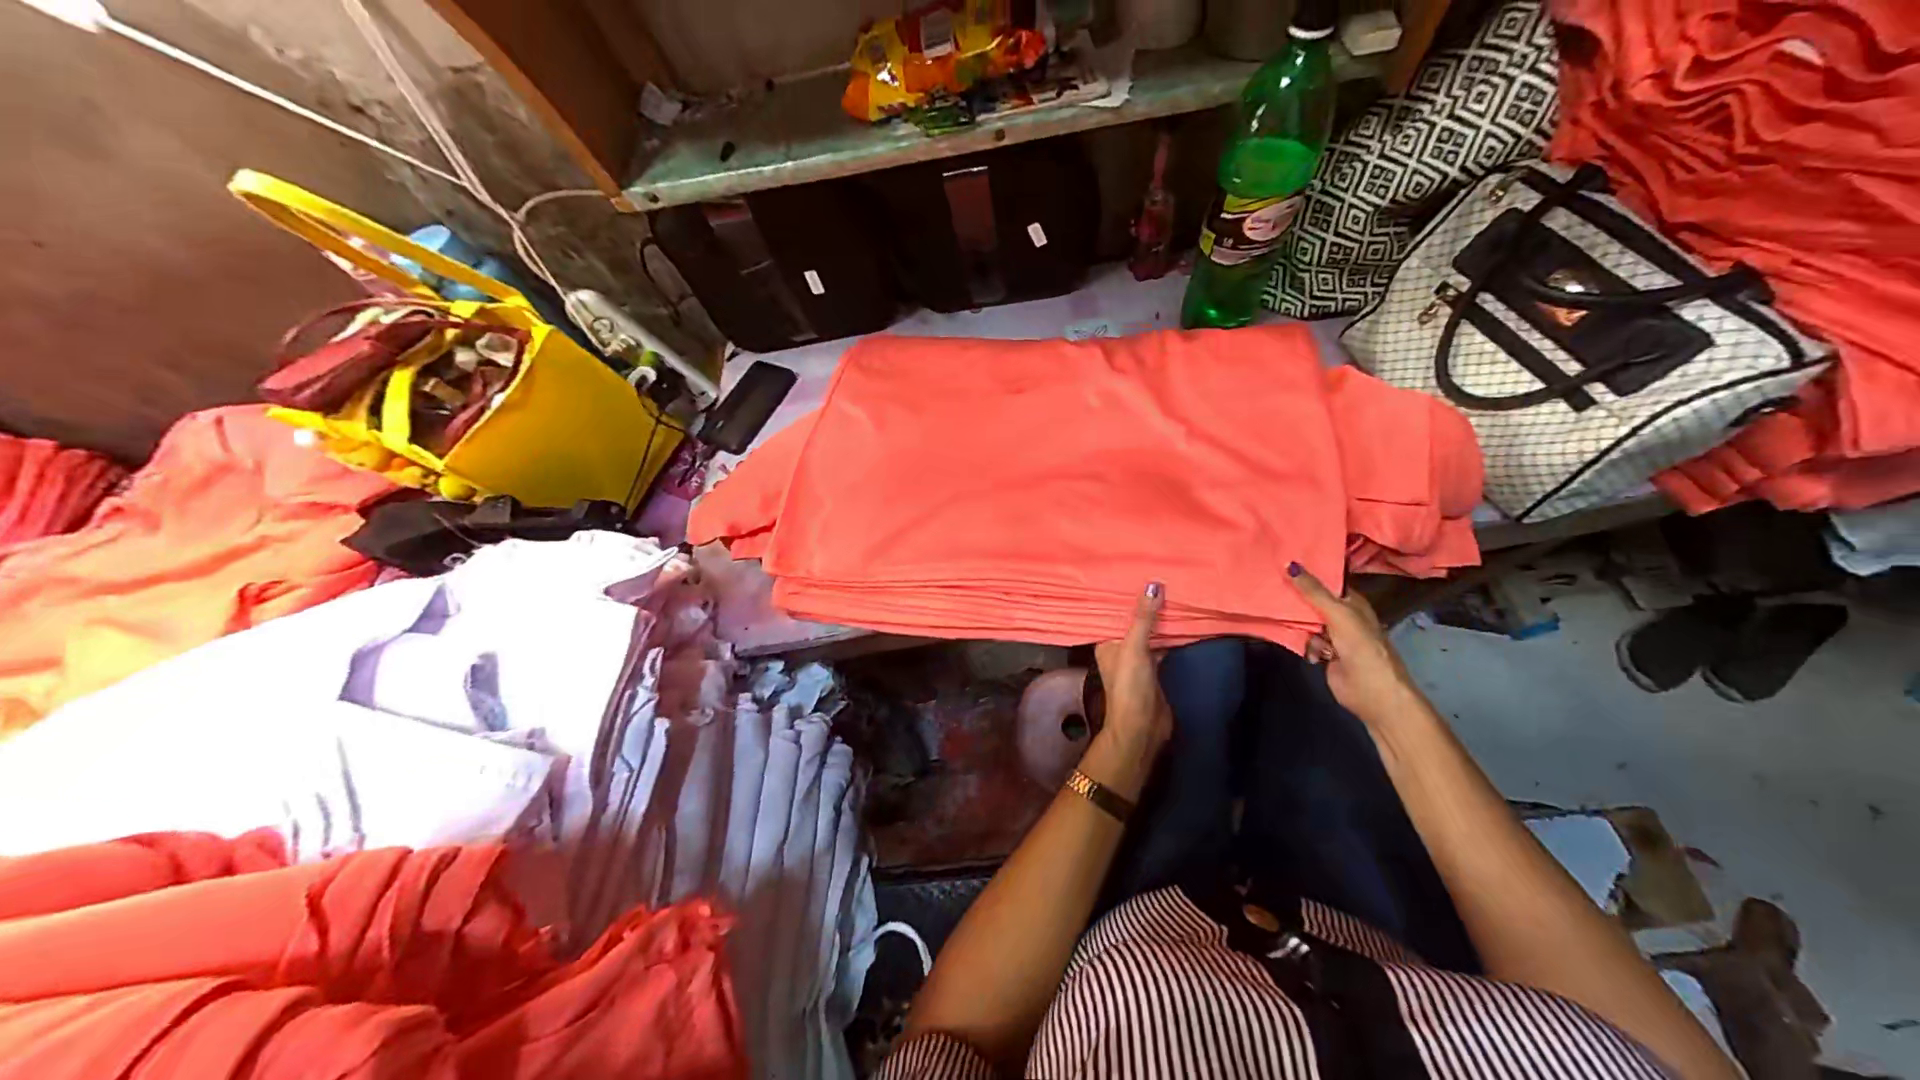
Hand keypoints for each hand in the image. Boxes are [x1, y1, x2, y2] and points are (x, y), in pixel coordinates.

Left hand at [1083, 583, 1172, 795]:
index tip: (1136, 571)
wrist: (1143, 727)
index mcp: (1105, 641)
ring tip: (1174, 589)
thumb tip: (1153, 585)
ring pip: (1148, 632)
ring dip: (1159, 617)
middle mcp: (1119, 648)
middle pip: (1132, 621)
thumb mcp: (1134, 647)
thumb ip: (1143, 618)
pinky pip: (1162, 644)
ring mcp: (1137, 658)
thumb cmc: (1130, 686)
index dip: (1122, 595)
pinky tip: (1182, 617)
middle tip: (1162, 575)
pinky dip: (1170, 633)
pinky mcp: (1154, 668)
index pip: (1112, 612)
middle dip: (1144, 604)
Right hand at [1289, 563, 1423, 726]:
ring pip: (1306, 622)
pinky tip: (1312, 654)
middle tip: (1272, 590)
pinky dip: (1305, 646)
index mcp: (1352, 602)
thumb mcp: (1338, 615)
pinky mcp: (1325, 653)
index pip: (1327, 582)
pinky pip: (1306, 641)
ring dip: (1300, 627)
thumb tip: (1289, 565)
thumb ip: (1314, 592)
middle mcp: (1343, 616)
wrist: (1373, 692)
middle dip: (1297, 599)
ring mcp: (1334, 636)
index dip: (1308, 574)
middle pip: (1313, 601)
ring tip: (1297, 630)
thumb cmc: (1361, 648)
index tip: (1283, 564)